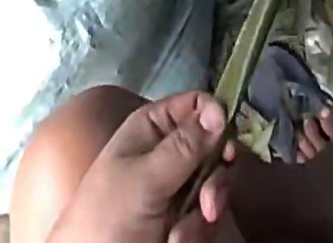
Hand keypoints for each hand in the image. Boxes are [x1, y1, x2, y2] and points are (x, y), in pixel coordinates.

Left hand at [47, 92, 236, 242]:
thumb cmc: (106, 219)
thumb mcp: (143, 181)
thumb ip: (184, 146)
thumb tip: (221, 110)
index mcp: (154, 128)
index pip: (197, 105)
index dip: (216, 116)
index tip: (226, 139)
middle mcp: (171, 152)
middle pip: (215, 146)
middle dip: (217, 176)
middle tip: (209, 203)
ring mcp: (180, 188)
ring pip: (217, 183)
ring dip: (207, 211)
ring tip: (182, 237)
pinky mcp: (186, 220)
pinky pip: (209, 217)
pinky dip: (199, 233)